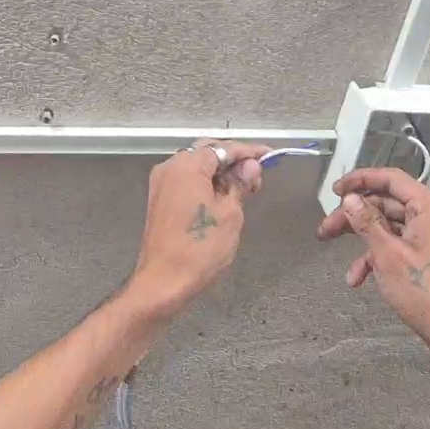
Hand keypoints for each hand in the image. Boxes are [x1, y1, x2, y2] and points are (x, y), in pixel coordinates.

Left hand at [125, 140, 267, 318]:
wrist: (163, 280)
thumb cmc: (200, 247)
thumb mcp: (229, 214)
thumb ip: (239, 183)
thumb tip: (250, 165)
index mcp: (186, 166)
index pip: (223, 148)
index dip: (249, 151)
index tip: (270, 156)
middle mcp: (170, 167)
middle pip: (207, 152)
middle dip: (233, 160)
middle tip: (257, 177)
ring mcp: (161, 183)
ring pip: (196, 166)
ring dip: (219, 172)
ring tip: (244, 188)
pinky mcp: (159, 199)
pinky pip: (186, 180)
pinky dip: (205, 182)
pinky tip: (222, 196)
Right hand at [317, 168, 429, 362]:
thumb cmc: (426, 293)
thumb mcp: (388, 255)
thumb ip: (367, 222)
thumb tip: (350, 198)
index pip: (392, 179)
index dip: (360, 180)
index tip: (334, 190)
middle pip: (387, 203)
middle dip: (354, 216)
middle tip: (326, 228)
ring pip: (389, 225)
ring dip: (361, 238)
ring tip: (331, 247)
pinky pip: (398, 244)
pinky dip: (377, 256)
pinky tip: (357, 277)